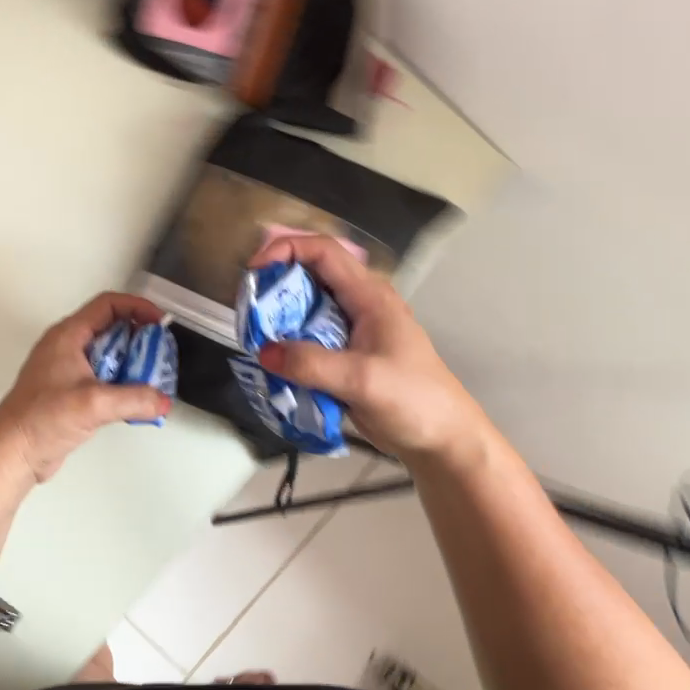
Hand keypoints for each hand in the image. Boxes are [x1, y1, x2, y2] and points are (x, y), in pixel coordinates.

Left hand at [0, 292, 173, 483]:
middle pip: (111, 329)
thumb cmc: (39, 419)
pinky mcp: (70, 392)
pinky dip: (121, 385)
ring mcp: (68, 370)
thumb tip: (161, 400)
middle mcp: (67, 347)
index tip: (159, 322)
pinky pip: (103, 379)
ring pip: (109, 355)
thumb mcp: (94, 404)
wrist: (13, 452)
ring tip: (151, 381)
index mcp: (68, 336)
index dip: (137, 307)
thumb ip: (134, 399)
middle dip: (139, 340)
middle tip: (159, 356)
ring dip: (132, 365)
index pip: (108, 305)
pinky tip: (135, 403)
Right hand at [246, 235, 487, 463]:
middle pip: (308, 277)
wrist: (443, 440)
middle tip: (247, 310)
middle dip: (274, 286)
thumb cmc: (415, 401)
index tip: (254, 272)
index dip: (286, 250)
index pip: (323, 251)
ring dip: (277, 319)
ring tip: (253, 337)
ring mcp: (350, 332)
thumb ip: (312, 365)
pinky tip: (271, 363)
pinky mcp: (343, 357)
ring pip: (304, 310)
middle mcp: (357, 305)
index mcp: (369, 296)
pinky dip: (286, 347)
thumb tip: (264, 352)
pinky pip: (306, 341)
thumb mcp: (363, 380)